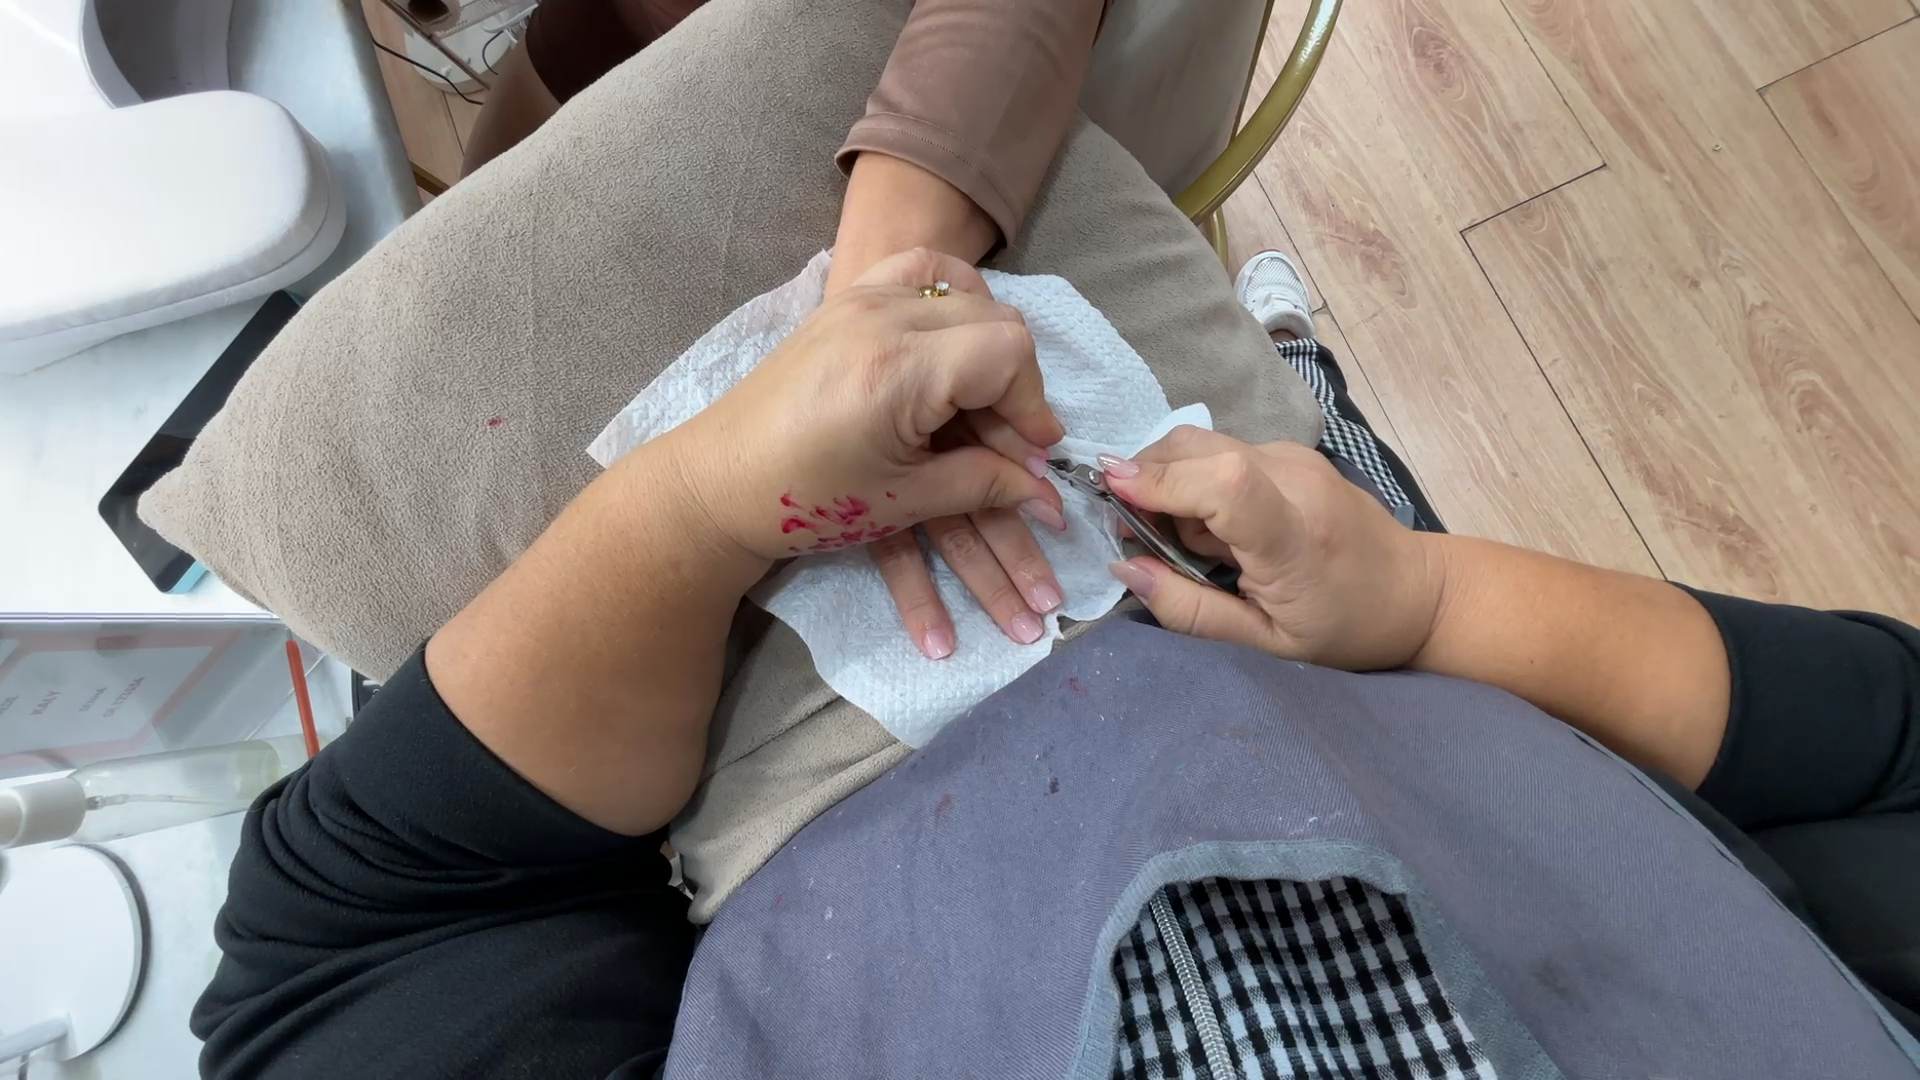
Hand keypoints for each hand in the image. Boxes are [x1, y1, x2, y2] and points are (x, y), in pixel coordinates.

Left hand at [825, 155, 1064, 656]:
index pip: (1009, 351)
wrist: (717, 482)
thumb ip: (981, 483)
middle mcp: (885, 315)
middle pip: (995, 319)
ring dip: (988, 340)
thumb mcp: (902, 502)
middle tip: (1009, 440)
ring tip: (982, 396)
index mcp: (901, 368)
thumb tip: (1039, 484)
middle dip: (1016, 381)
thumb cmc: (806, 503)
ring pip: (963, 290)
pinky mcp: (843, 300)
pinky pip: (916, 269)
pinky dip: (949, 296)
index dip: (1034, 404)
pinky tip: (947, 340)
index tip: (1035, 452)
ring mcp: (860, 298)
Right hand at [1099, 428, 1445, 671]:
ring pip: (1201, 445)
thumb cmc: (1344, 628)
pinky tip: (1208, 523)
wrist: (1418, 591)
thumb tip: (1125, 567)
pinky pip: (1218, 452)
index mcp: (1295, 538)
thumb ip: (1190, 610)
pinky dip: (1191, 480)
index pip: (1225, 484)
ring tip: (1179, 536)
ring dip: (1167, 480)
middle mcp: (1296, 481)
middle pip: (1198, 447)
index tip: (1110, 488)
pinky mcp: (1290, 453)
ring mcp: (1296, 459)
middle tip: (1136, 530)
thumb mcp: (1265, 642)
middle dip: (1146, 477)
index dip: (1161, 480)